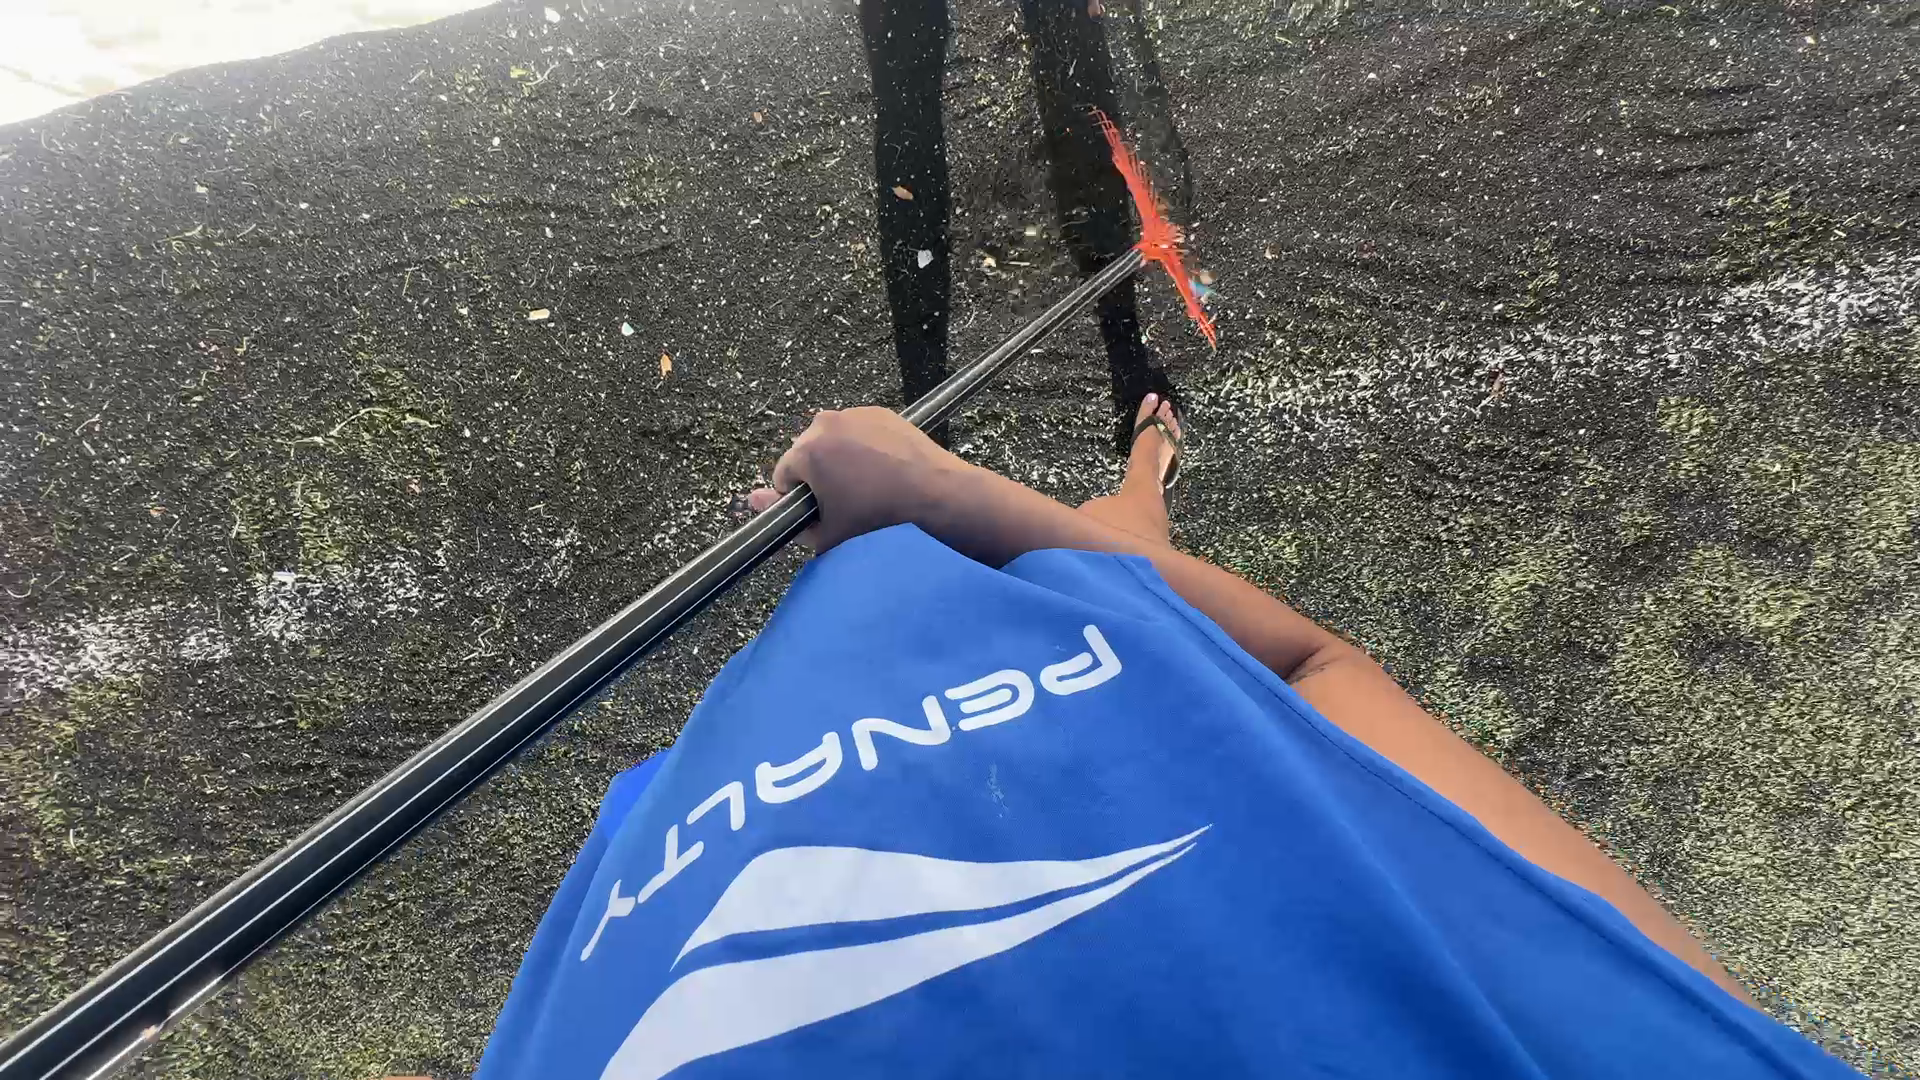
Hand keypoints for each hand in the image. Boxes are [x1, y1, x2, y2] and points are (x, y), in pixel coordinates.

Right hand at [746, 407, 969, 551]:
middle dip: (819, 475)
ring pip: (832, 441)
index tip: (820, 508)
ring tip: (866, 484)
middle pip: (806, 453)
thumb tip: (752, 500)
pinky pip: (857, 431)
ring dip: (840, 459)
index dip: (799, 497)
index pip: (784, 475)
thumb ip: (782, 519)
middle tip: (846, 499)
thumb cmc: (879, 517)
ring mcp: (854, 414)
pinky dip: (863, 447)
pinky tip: (881, 468)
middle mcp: (825, 423)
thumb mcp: (826, 532)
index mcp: (807, 450)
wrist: (932, 493)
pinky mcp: (878, 412)